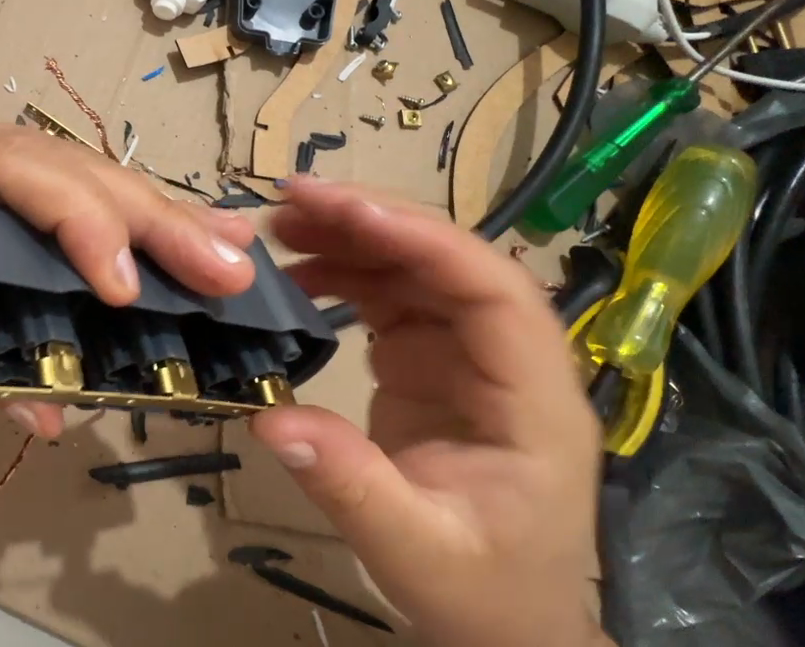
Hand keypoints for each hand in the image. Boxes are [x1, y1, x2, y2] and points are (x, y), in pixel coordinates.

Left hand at [0, 119, 257, 438]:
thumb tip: (43, 418)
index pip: (12, 170)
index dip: (74, 221)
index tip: (120, 287)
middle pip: (68, 167)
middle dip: (149, 219)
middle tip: (226, 272)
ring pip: (85, 173)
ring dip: (162, 213)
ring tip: (230, 248)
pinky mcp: (6, 187)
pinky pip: (80, 194)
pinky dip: (140, 216)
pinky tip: (197, 229)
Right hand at [250, 176, 605, 646]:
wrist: (504, 621)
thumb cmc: (481, 591)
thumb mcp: (414, 551)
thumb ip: (349, 484)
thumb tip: (269, 418)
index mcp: (534, 400)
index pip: (492, 291)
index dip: (423, 240)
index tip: (342, 210)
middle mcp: (508, 359)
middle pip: (451, 261)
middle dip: (373, 220)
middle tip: (290, 199)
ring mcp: (468, 355)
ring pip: (416, 268)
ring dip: (351, 237)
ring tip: (279, 226)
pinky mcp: (431, 361)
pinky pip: (389, 296)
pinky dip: (342, 273)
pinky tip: (297, 273)